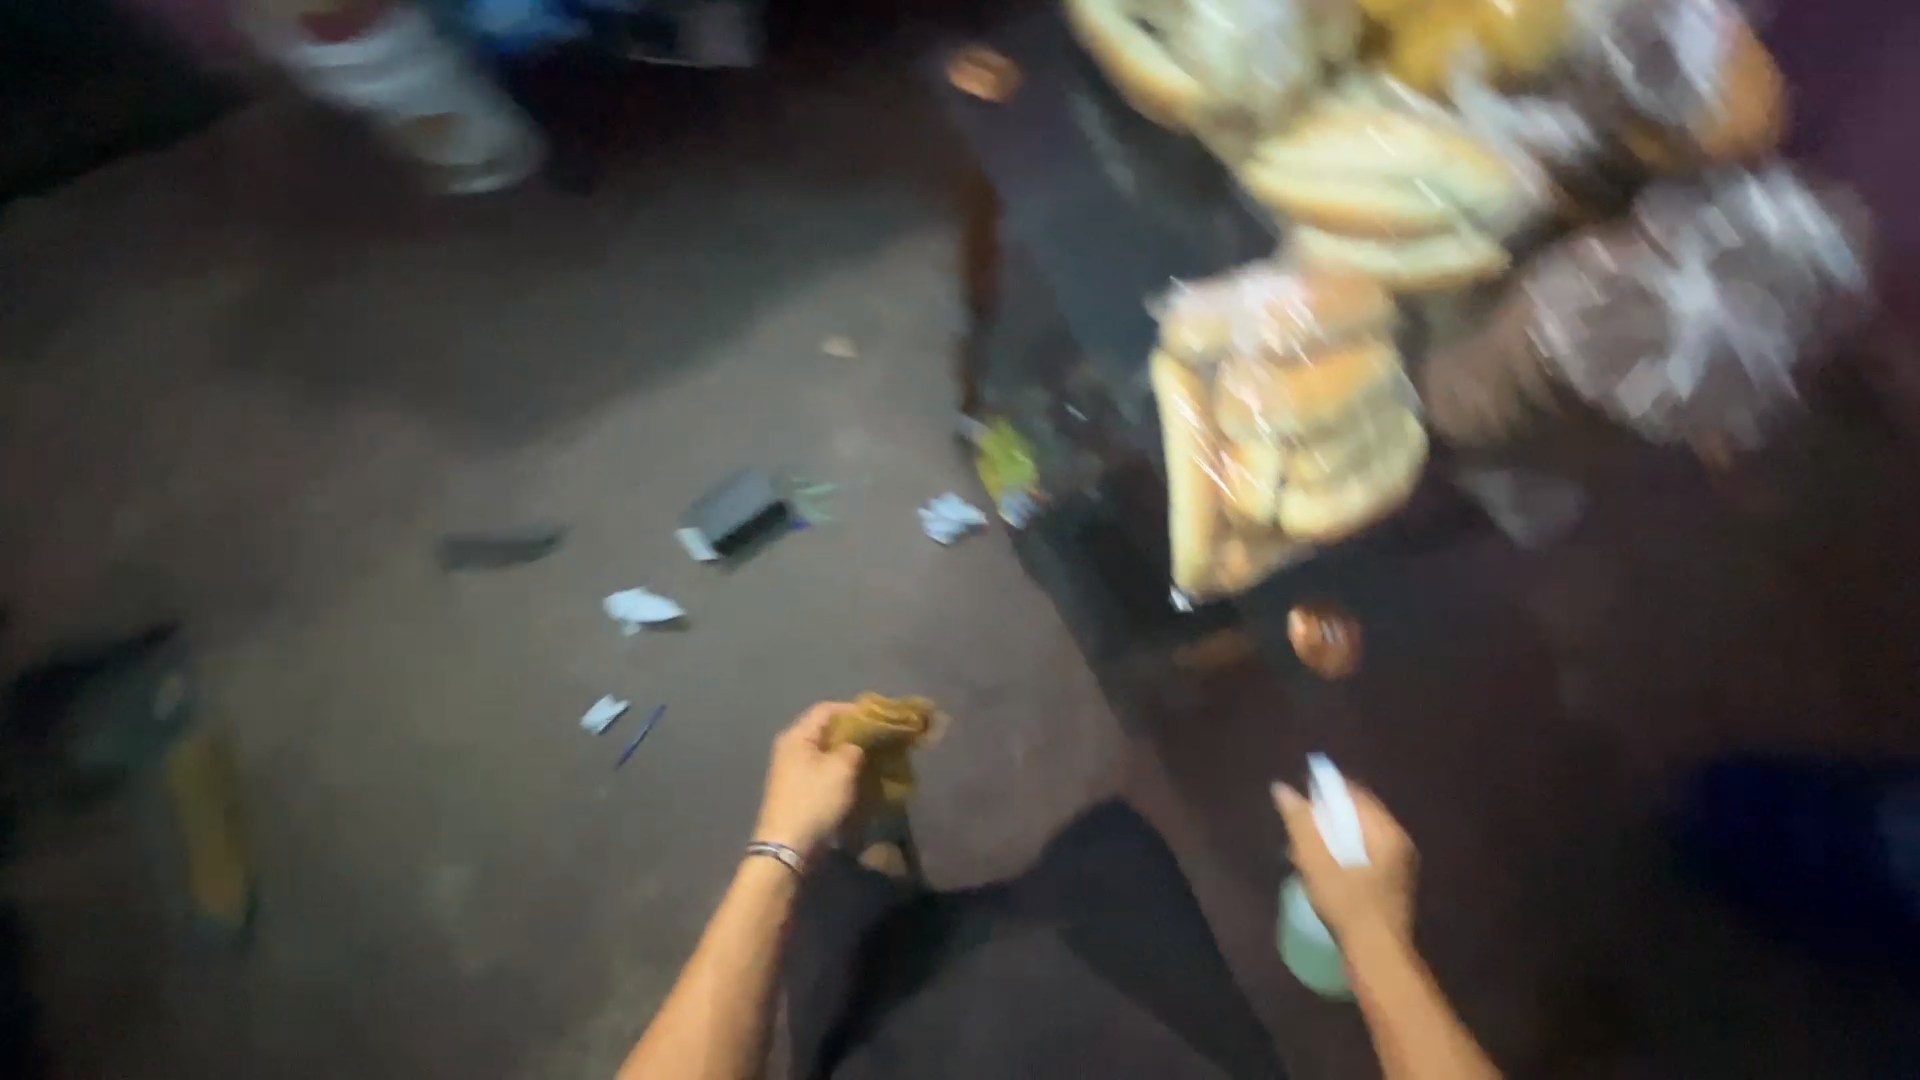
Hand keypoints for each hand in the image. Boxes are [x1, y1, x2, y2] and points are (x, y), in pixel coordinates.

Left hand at [752, 704, 865, 859]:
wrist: (787, 847)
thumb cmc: (814, 800)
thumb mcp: (841, 769)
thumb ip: (854, 747)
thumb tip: (857, 745)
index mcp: (797, 736)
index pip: (826, 709)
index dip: (852, 710)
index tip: (877, 718)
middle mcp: (791, 748)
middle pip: (825, 730)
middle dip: (852, 733)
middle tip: (878, 738)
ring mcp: (792, 770)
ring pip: (825, 752)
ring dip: (848, 754)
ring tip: (872, 758)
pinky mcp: (798, 790)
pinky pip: (822, 771)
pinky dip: (840, 771)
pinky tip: (857, 778)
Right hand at [1272, 779, 1416, 941]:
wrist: (1376, 957)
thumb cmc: (1348, 904)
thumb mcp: (1316, 860)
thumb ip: (1300, 822)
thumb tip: (1281, 788)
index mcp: (1386, 833)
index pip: (1353, 794)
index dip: (1324, 791)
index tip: (1299, 799)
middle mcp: (1397, 844)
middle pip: (1355, 816)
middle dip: (1324, 819)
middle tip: (1297, 830)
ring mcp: (1396, 866)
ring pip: (1356, 837)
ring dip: (1328, 838)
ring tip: (1301, 852)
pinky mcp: (1389, 885)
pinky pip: (1361, 855)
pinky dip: (1339, 854)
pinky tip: (1318, 869)